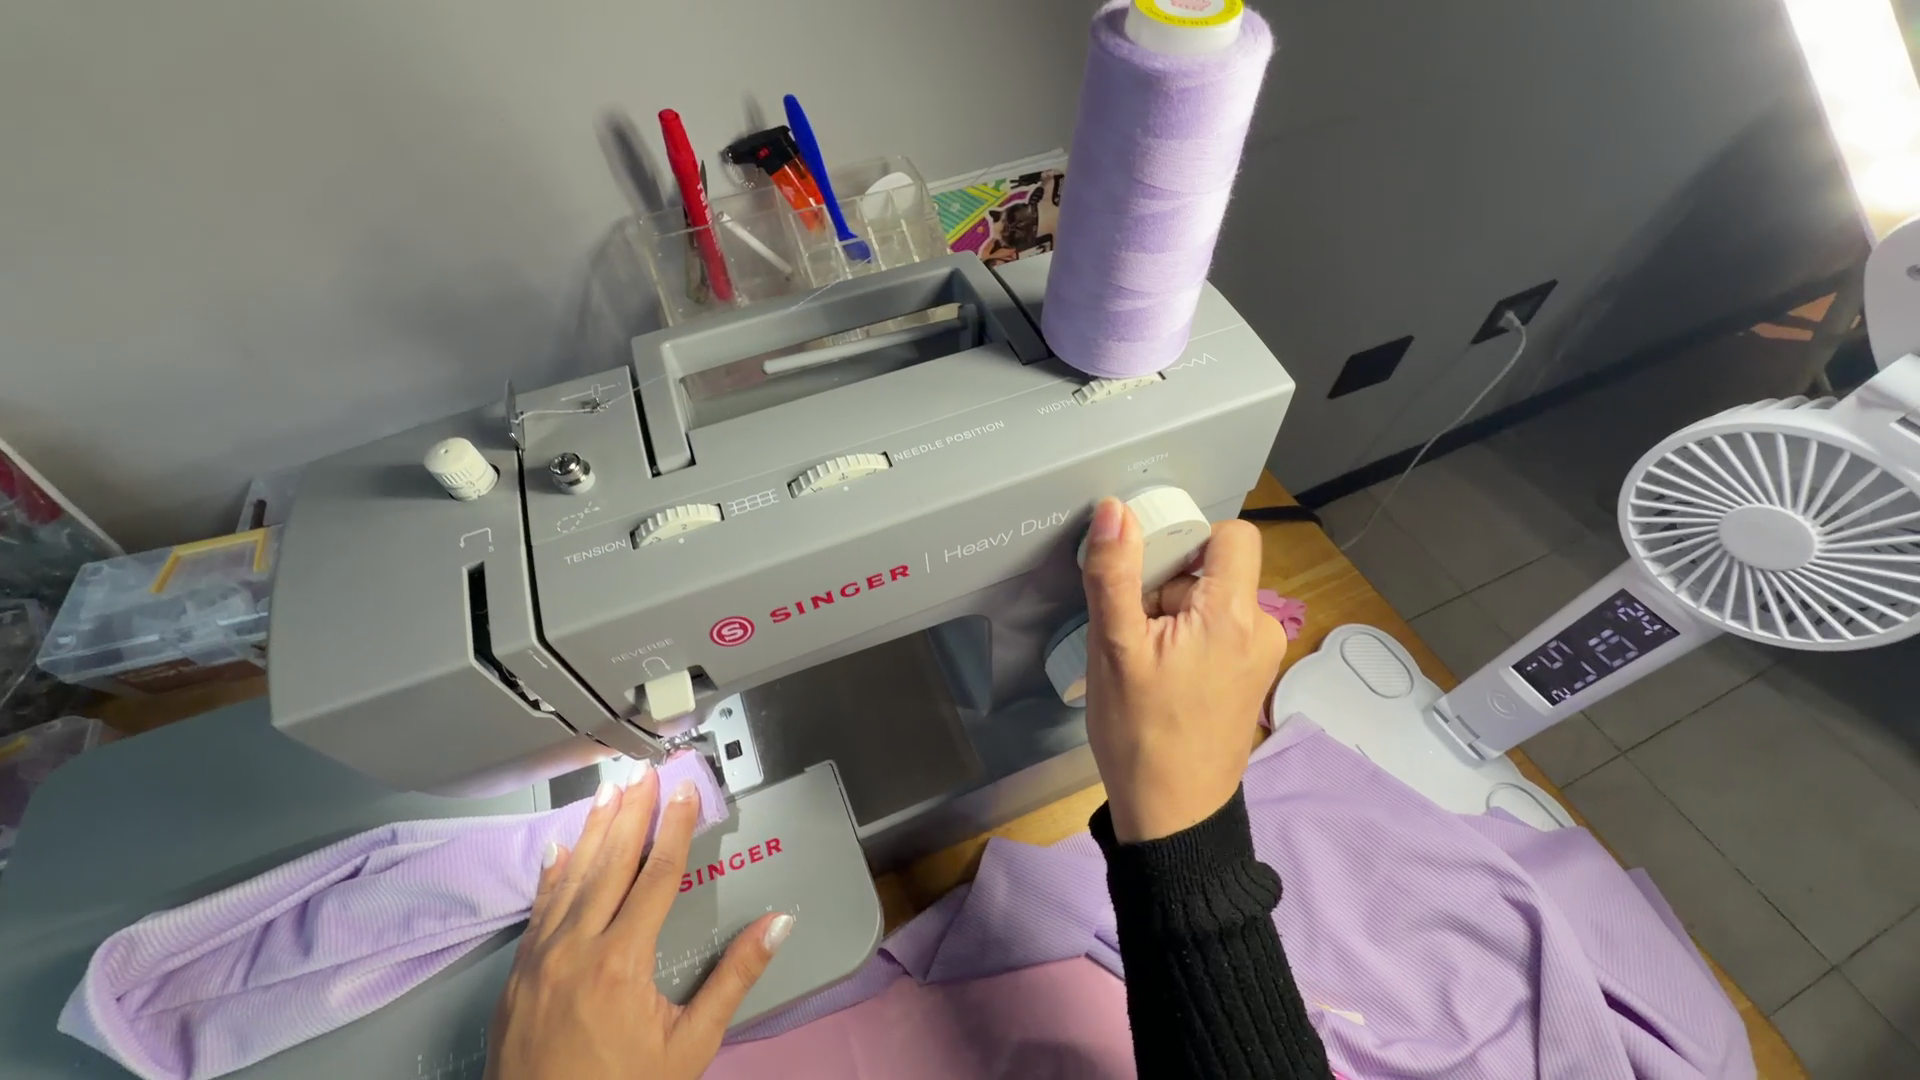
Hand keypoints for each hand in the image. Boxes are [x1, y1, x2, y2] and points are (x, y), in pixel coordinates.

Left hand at [485, 763, 793, 1079]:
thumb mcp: (691, 1046)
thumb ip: (734, 979)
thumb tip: (780, 923)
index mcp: (622, 961)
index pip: (656, 874)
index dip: (674, 826)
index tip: (685, 788)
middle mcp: (576, 948)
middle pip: (611, 862)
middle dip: (632, 811)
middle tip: (645, 770)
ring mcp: (539, 960)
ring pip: (572, 877)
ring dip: (594, 829)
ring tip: (609, 789)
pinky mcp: (517, 975)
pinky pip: (538, 909)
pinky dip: (552, 873)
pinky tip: (558, 847)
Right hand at [1081, 497, 1287, 842]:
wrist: (1173, 814)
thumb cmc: (1140, 731)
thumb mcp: (1113, 646)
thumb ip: (1114, 573)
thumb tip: (1115, 509)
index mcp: (1234, 614)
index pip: (1232, 534)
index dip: (1188, 538)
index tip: (1149, 570)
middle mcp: (1262, 629)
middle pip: (1216, 570)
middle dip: (1170, 584)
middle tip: (1134, 628)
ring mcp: (1261, 658)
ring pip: (1214, 602)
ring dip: (1175, 614)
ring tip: (1144, 657)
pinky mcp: (1252, 679)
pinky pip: (1220, 632)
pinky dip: (1189, 638)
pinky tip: (1161, 674)